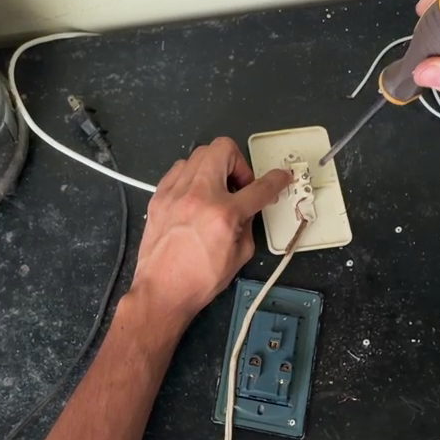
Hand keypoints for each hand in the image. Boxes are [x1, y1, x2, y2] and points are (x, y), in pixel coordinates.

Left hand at [128, 138, 288, 326]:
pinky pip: (179, 169)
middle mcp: (198, 196)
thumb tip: (249, 207)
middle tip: (239, 185)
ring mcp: (175, 193)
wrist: (162, 290)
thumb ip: (249, 224)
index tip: (281, 178)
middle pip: (224, 149)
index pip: (259, 187)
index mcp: (223, 214)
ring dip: (215, 166)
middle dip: (239, 163)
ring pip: (200, 153)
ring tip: (216, 189)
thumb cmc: (199, 280)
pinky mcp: (159, 196)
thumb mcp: (240, 255)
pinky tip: (196, 194)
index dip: (277, 180)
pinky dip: (192, 175)